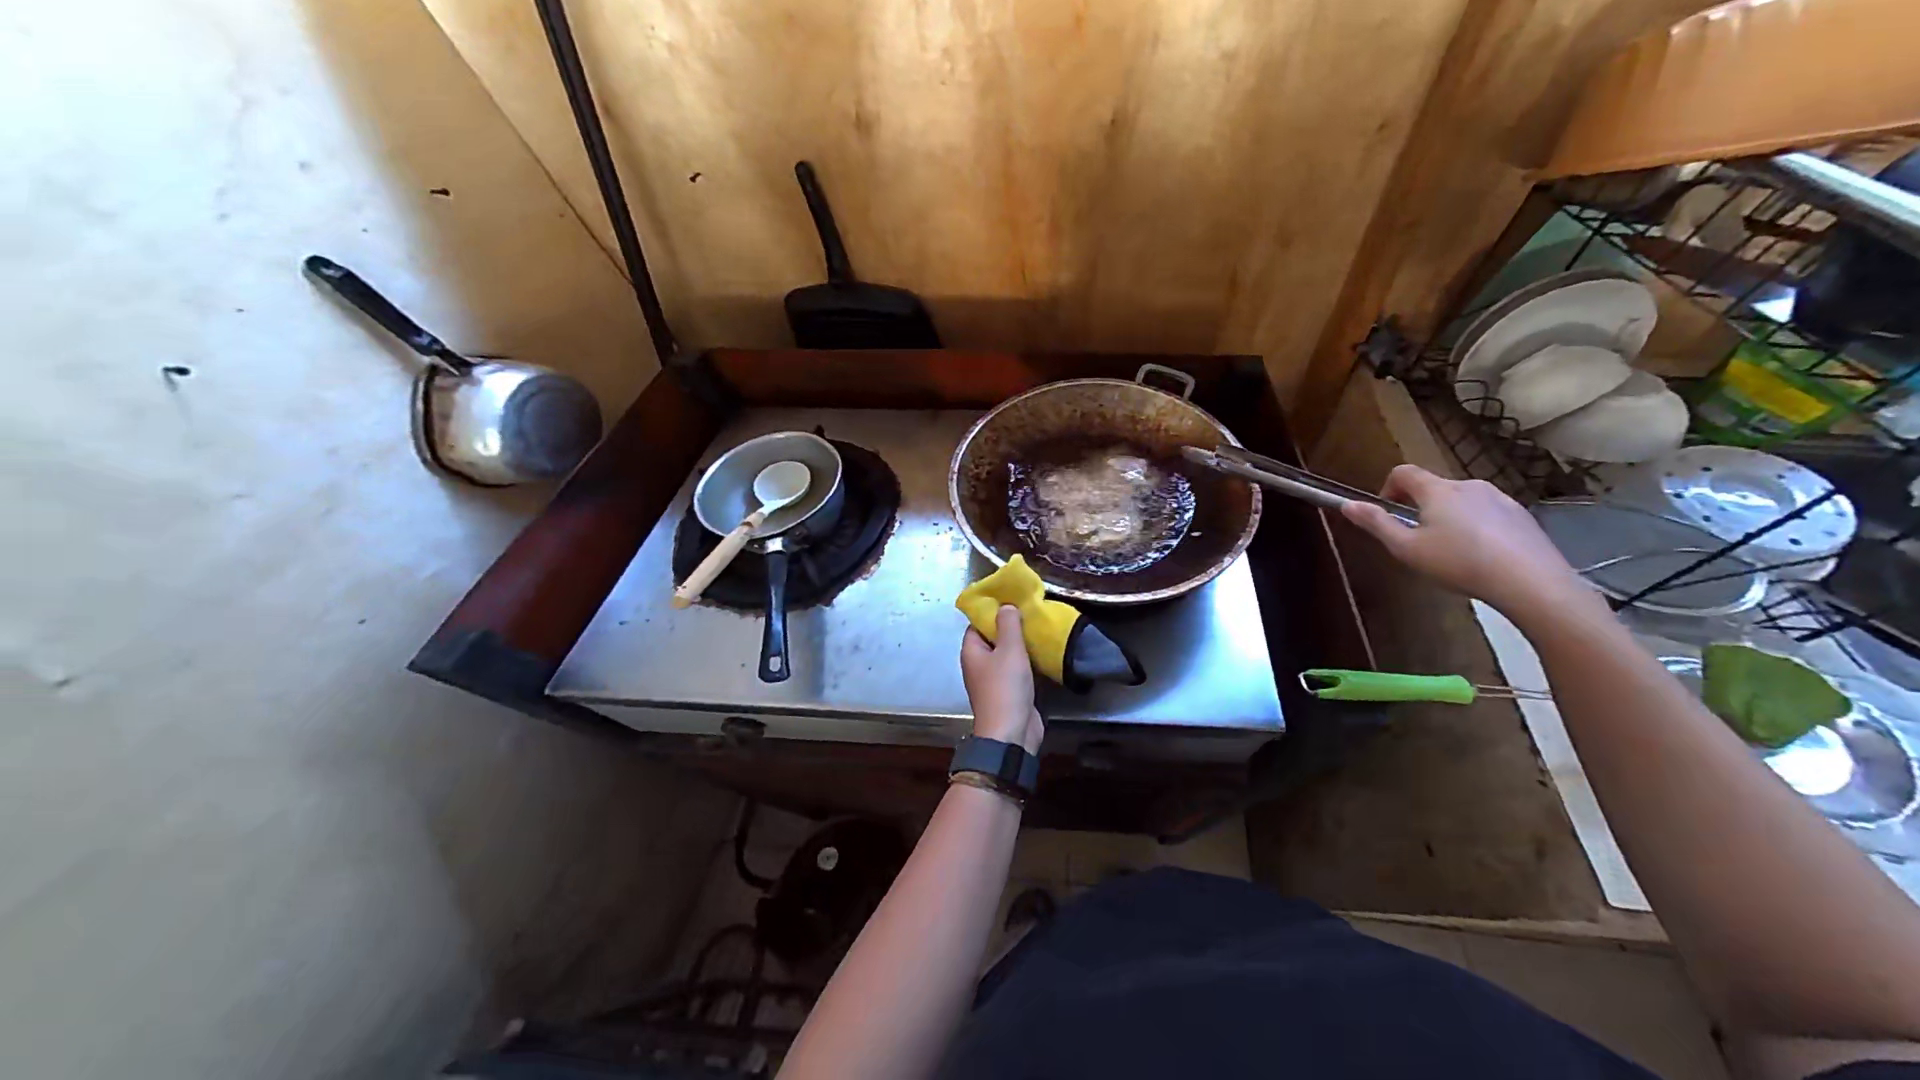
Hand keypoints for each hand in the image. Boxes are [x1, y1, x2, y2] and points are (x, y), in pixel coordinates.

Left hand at [960, 606, 1044, 753]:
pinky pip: (1017, 670)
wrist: (1011, 734)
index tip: (1011, 599)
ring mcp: (993, 680)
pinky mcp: (1009, 692)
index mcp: (971, 652)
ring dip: (1021, 644)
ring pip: (1006, 655)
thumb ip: (1008, 625)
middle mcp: (979, 664)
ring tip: (1039, 627)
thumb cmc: (1005, 688)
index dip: (992, 611)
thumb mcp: (1009, 650)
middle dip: (1010, 626)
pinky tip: (1042, 652)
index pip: (977, 624)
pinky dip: (1027, 661)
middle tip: (1030, 611)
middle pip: (993, 638)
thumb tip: (1005, 605)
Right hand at [1340, 464, 1597, 620]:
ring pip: (1462, 501)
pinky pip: (1488, 513)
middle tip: (1418, 541)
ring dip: (1449, 517)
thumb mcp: (1407, 549)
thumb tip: (1348, 505)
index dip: (1388, 487)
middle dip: (1420, 507)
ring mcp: (1500, 498)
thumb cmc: (1459, 563)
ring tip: (1451, 552)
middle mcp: (1469, 486)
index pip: (1404, 472)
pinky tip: (1481, 556)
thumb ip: (1377, 524)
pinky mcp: (1521, 515)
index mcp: (1437, 491)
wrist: (1530, 582)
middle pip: (1434, 487)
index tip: (1388, 513)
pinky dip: (1477, 526)